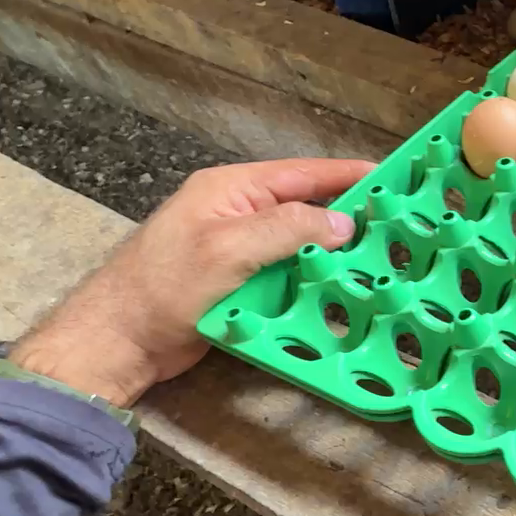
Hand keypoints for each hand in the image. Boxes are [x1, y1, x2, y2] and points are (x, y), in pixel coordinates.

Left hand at [11, 158, 375, 406]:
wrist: (118, 343)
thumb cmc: (165, 287)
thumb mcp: (229, 248)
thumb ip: (288, 227)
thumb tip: (346, 221)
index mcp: (233, 189)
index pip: (304, 173)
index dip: (349, 174)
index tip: (394, 177)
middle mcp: (241, 212)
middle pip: (308, 206)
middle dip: (350, 214)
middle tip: (398, 224)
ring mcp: (242, 247)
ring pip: (303, 242)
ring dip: (336, 250)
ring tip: (381, 257)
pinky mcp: (245, 279)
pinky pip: (291, 271)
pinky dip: (317, 277)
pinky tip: (345, 287)